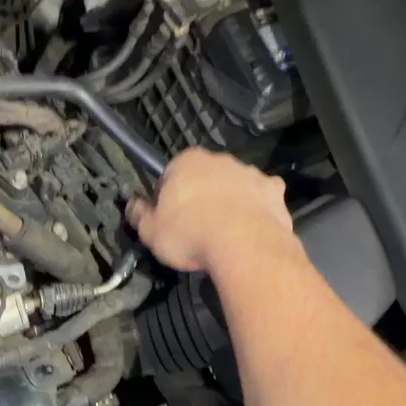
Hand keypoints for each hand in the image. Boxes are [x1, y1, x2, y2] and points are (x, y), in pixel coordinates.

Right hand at [126, 150, 296, 275]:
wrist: (244, 245)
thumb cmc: (190, 235)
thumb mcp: (150, 232)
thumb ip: (139, 215)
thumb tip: (132, 205)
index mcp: (186, 162)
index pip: (169, 174)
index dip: (165, 196)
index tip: (166, 217)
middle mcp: (219, 159)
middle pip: (203, 177)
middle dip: (197, 195)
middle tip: (191, 226)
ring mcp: (249, 173)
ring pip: (232, 185)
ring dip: (225, 200)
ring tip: (219, 232)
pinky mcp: (273, 190)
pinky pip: (259, 196)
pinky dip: (254, 207)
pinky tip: (247, 228)